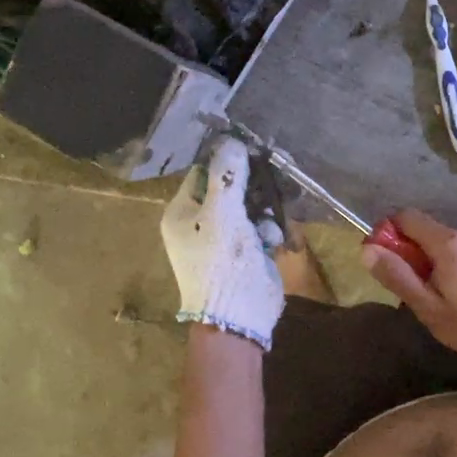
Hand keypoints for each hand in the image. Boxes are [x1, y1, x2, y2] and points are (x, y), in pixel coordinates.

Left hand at [161, 138, 284, 349]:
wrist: (238, 316)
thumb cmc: (220, 262)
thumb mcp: (221, 213)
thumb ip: (228, 176)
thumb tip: (231, 140)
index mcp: (182, 212)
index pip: (203, 172)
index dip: (227, 160)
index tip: (252, 149)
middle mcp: (200, 222)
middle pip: (230, 186)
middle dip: (253, 183)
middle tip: (275, 171)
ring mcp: (224, 237)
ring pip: (250, 205)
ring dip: (265, 208)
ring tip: (271, 219)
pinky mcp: (246, 250)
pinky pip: (260, 226)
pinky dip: (270, 229)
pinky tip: (274, 239)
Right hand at [361, 209, 456, 366]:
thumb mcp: (429, 308)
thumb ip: (397, 276)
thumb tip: (367, 250)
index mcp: (447, 241)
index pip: (406, 216)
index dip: (389, 233)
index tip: (386, 260)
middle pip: (426, 231)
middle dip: (413, 254)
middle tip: (416, 290)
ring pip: (447, 244)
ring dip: (436, 263)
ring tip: (443, 299)